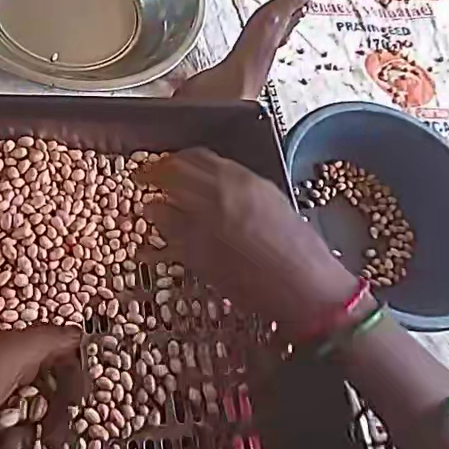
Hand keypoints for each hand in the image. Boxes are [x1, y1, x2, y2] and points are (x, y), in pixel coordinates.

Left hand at [0, 326, 82, 448]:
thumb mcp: (11, 352)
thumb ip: (50, 339)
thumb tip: (82, 335)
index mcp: (19, 349)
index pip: (64, 359)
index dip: (75, 378)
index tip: (78, 397)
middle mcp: (12, 376)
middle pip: (55, 397)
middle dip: (55, 417)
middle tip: (50, 432)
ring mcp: (0, 407)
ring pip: (37, 427)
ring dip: (23, 436)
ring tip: (4, 436)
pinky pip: (14, 447)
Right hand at [136, 149, 358, 339]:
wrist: (311, 290)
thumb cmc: (252, 283)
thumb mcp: (203, 260)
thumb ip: (175, 228)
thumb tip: (153, 206)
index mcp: (212, 197)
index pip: (171, 171)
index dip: (150, 173)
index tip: (137, 180)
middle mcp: (233, 180)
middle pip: (192, 158)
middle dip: (169, 165)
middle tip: (154, 178)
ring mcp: (254, 182)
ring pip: (213, 161)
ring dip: (191, 167)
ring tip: (178, 185)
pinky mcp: (269, 190)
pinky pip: (231, 170)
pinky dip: (212, 174)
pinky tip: (208, 193)